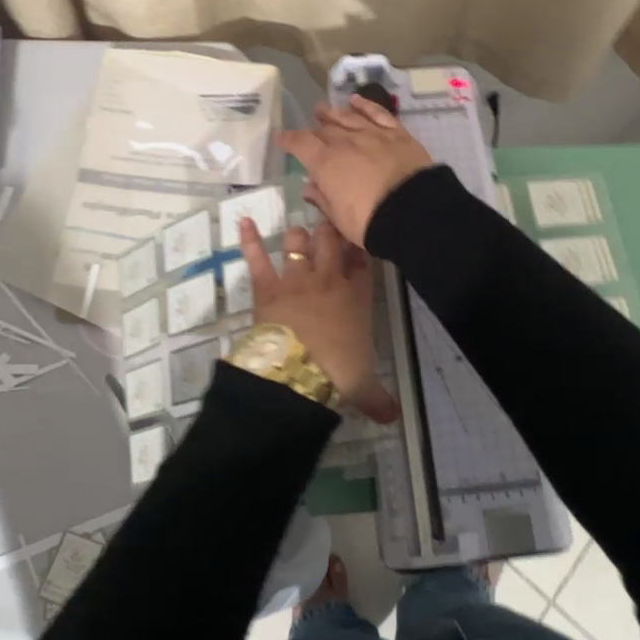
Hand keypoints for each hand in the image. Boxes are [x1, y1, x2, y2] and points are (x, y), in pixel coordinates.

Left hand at [238, 217, 399, 422]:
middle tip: (329, 222)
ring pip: (298, 242)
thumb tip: (395, 418)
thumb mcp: (364, 389)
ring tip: (299, 230)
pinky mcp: (268, 286)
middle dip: (331, 230)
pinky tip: (244, 221)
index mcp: (357, 298)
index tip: (358, 243)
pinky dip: (250, 239)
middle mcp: (329, 280)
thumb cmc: (337, 374)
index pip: (362, 264)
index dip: (360, 250)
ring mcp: (297, 279)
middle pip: (332, 242)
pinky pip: (257, 257)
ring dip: (298, 235)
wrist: (298, 374)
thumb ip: (380, 400)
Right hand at [278, 96, 435, 246]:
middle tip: (309, 127)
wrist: (414, 213)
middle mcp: (346, 142)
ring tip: (323, 109)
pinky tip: (356, 101)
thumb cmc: (369, 222)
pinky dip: (365, 105)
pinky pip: (378, 114)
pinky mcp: (397, 134)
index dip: (289, 139)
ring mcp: (373, 134)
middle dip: (313, 129)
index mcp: (326, 163)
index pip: (301, 144)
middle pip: (325, 130)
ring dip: (333, 113)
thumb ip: (322, 198)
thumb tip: (309, 187)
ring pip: (348, 118)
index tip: (281, 137)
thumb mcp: (338, 218)